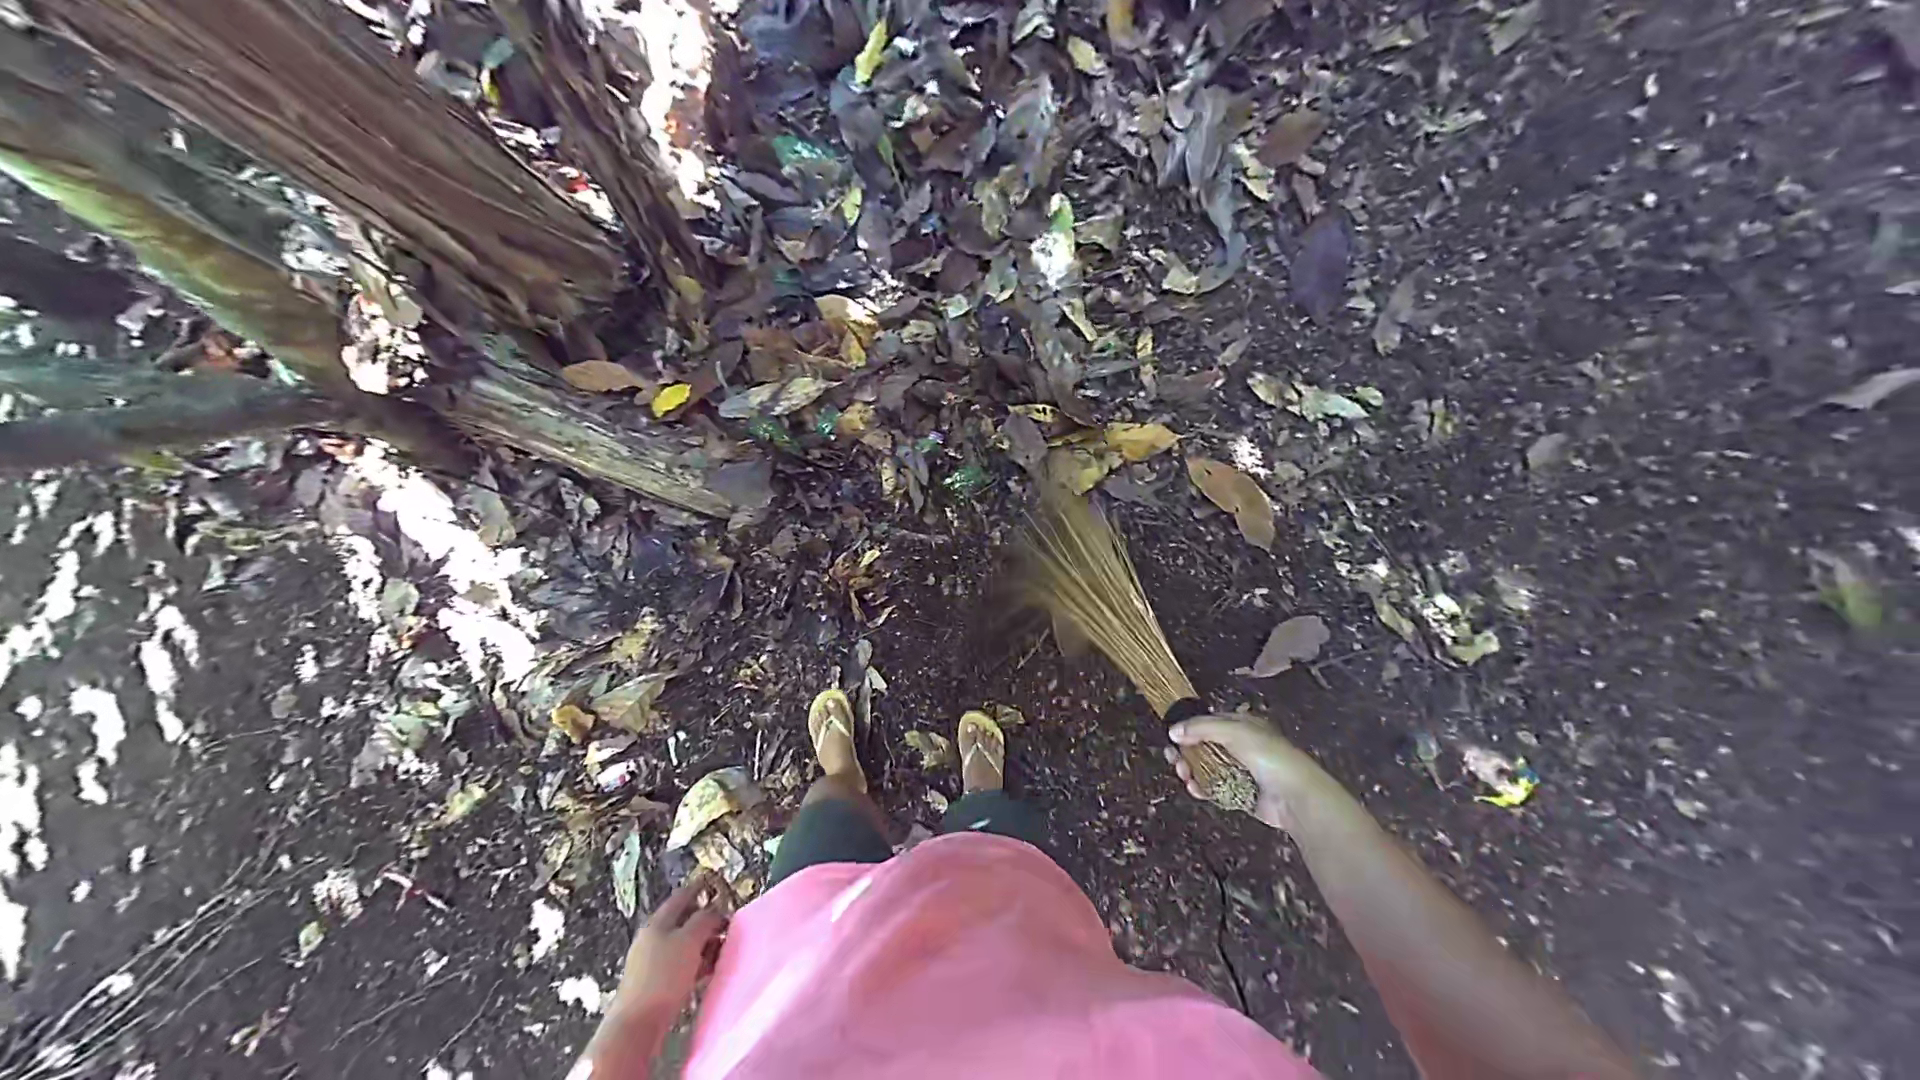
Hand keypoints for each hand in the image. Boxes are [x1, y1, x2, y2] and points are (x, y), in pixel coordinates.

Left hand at [614, 871, 728, 1015]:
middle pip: (685, 920)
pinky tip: (710, 969)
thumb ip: (705, 919)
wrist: (636, 1026)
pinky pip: (683, 964)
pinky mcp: (657, 984)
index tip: (718, 882)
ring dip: (705, 943)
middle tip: (729, 923)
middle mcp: (653, 938)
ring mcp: (653, 962)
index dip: (701, 887)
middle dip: (708, 920)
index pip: (682, 896)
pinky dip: (698, 962)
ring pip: (685, 944)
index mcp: (658, 922)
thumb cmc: (664, 976)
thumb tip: (715, 911)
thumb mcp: (689, 940)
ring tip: (724, 948)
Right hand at [1166, 714, 1337, 831]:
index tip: (1172, 737)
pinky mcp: (1239, 793)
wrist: (1296, 796)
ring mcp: (1240, 771)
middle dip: (1185, 752)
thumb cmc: (1267, 755)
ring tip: (1183, 774)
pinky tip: (1194, 788)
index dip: (1189, 729)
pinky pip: (1214, 788)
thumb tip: (1172, 731)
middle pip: (1203, 746)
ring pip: (1206, 768)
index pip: (1208, 723)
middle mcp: (1239, 746)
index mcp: (1242, 725)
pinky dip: (1202, 788)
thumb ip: (1200, 727)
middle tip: (1173, 759)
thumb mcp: (1234, 730)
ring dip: (1190, 770)